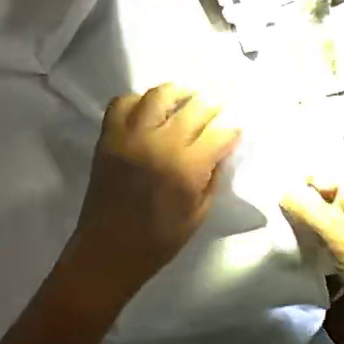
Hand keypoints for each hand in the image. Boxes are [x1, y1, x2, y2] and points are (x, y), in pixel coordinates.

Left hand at [62, 84, 240, 305]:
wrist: (109, 249)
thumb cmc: (159, 239)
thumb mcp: (199, 213)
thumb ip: (212, 176)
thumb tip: (222, 149)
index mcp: (186, 168)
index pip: (219, 134)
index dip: (231, 130)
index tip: (235, 130)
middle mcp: (160, 143)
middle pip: (193, 108)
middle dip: (211, 107)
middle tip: (215, 109)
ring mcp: (131, 136)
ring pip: (158, 96)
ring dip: (177, 93)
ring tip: (185, 98)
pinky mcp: (108, 136)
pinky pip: (122, 103)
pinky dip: (137, 100)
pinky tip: (148, 108)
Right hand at [279, 155, 343, 328]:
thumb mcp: (342, 239)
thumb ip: (310, 211)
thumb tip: (282, 190)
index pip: (340, 161)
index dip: (312, 164)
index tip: (280, 171)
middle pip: (332, 183)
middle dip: (304, 187)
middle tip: (272, 190)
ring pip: (328, 206)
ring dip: (306, 208)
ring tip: (276, 208)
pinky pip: (330, 225)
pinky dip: (313, 226)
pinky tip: (292, 229)